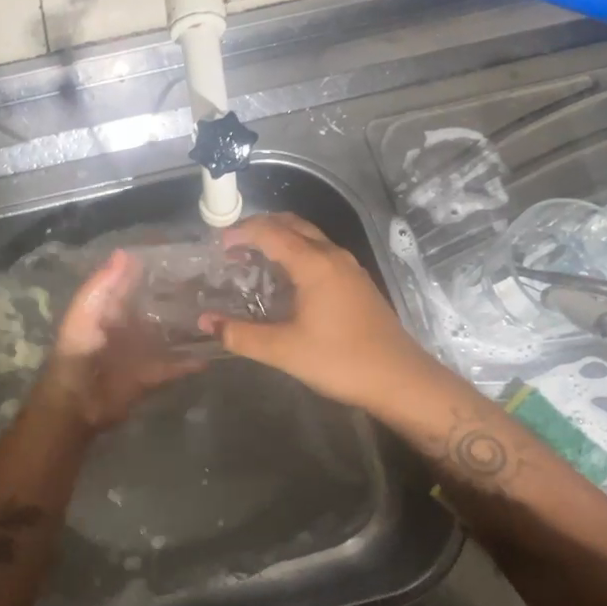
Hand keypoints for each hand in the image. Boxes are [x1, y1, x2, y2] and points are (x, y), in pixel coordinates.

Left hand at [35, 250, 205, 432]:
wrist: (77, 403)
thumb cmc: (78, 353)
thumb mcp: (85, 313)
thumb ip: (103, 285)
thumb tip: (126, 252)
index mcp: (107, 309)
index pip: (130, 282)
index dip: (150, 267)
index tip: (181, 252)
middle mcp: (126, 327)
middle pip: (155, 307)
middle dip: (177, 296)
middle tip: (211, 281)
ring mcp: (139, 352)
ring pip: (167, 335)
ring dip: (186, 327)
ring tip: (217, 312)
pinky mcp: (149, 376)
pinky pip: (173, 366)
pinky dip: (188, 362)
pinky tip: (210, 354)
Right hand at [200, 213, 445, 411]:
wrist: (401, 380)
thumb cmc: (340, 361)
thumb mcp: (283, 351)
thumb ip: (240, 335)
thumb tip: (205, 322)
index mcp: (314, 264)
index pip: (271, 232)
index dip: (241, 232)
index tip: (218, 244)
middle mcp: (332, 256)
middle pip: (292, 224)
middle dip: (260, 227)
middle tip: (232, 245)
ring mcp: (349, 268)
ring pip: (309, 237)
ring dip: (280, 239)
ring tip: (253, 259)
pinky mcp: (357, 283)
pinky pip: (320, 253)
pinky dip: (297, 252)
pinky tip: (285, 281)